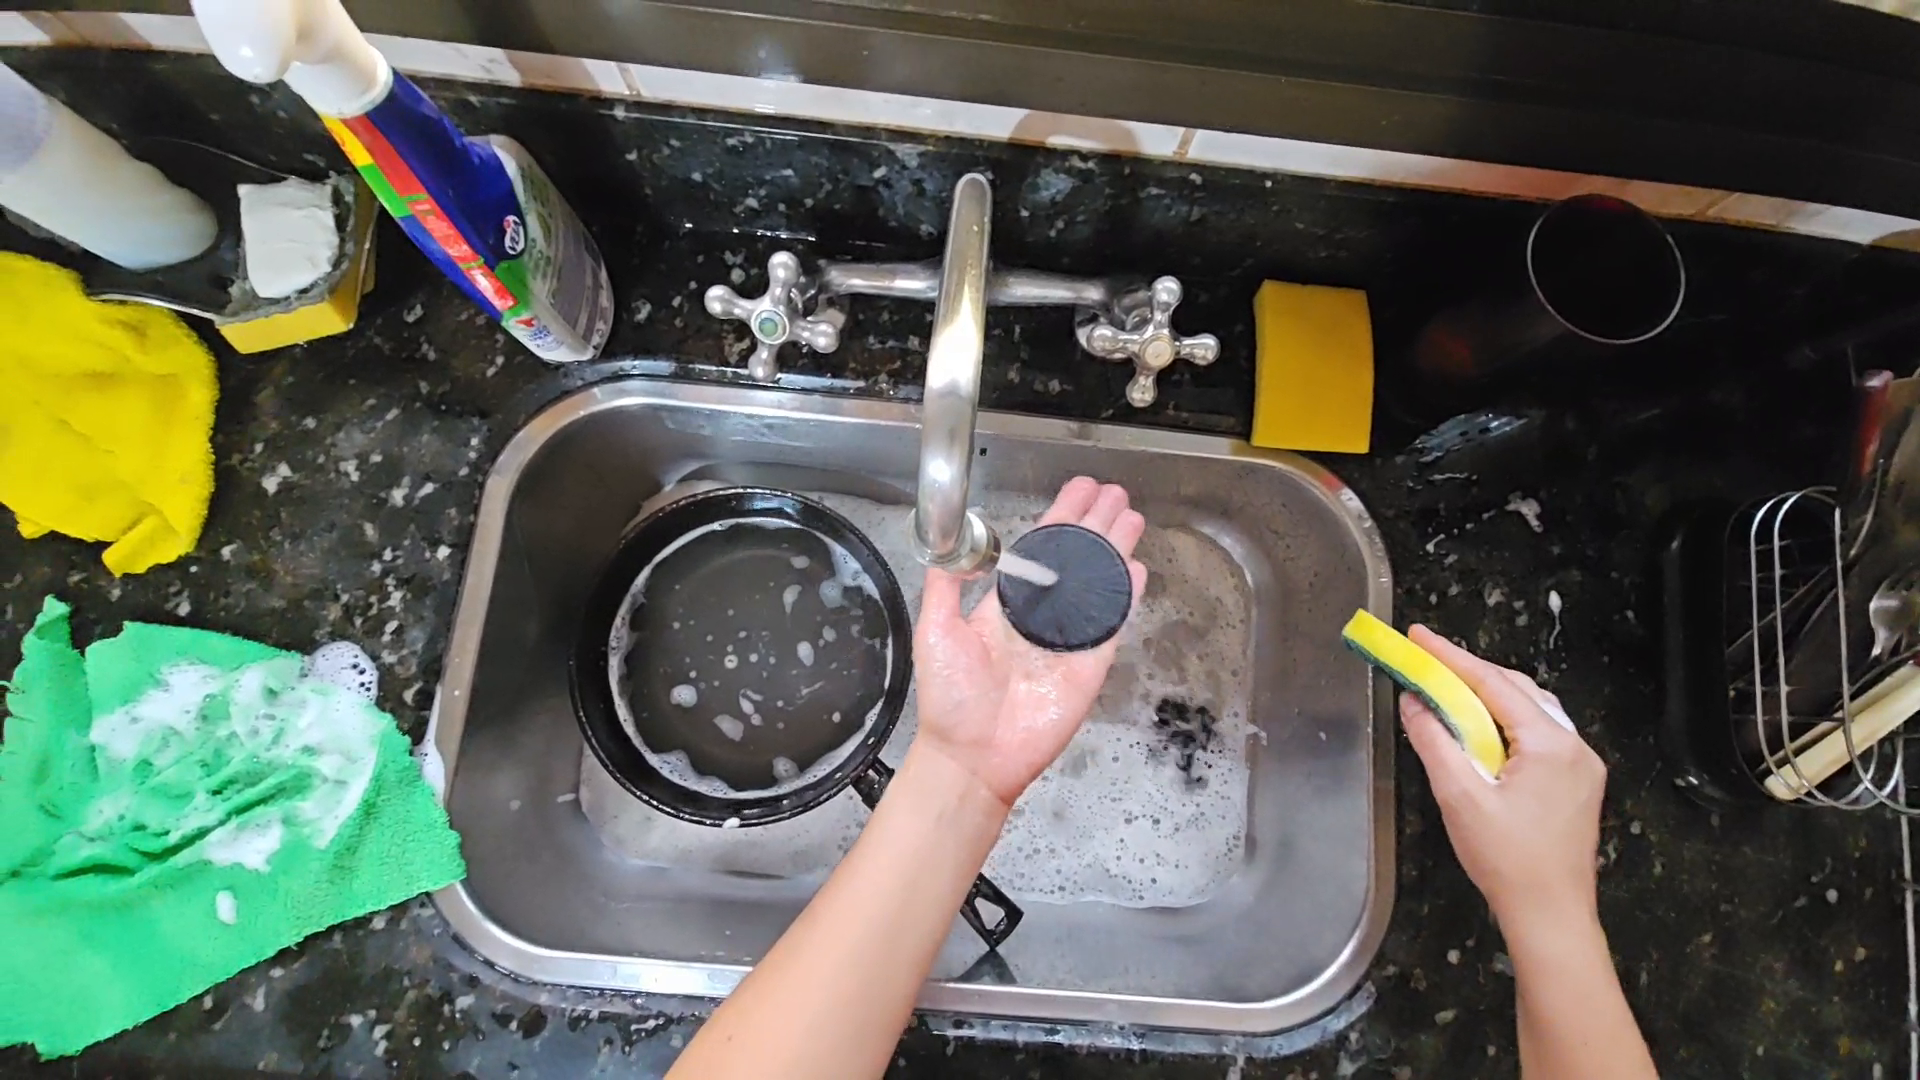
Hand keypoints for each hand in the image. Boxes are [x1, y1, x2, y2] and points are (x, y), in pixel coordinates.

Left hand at [912, 477, 1148, 807]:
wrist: (973, 755)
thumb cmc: (950, 698)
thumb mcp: (936, 630)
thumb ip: (946, 586)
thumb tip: (953, 545)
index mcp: (1006, 604)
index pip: (1039, 550)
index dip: (1060, 518)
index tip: (1078, 491)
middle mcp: (1040, 615)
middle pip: (1076, 558)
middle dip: (1095, 524)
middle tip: (1114, 493)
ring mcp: (1068, 638)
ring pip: (1099, 582)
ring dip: (1114, 549)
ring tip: (1131, 517)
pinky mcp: (1089, 664)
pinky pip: (1113, 622)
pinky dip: (1126, 594)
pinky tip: (1135, 567)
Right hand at [1399, 625, 1606, 936]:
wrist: (1549, 913)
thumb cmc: (1506, 857)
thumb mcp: (1458, 794)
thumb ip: (1433, 739)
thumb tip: (1413, 700)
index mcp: (1551, 746)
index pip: (1493, 684)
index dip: (1450, 656)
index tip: (1416, 635)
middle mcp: (1573, 747)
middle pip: (1514, 689)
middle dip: (1466, 669)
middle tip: (1423, 656)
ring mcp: (1578, 765)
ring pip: (1526, 708)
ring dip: (1483, 692)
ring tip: (1442, 682)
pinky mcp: (1572, 782)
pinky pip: (1533, 730)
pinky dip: (1498, 716)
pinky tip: (1473, 721)